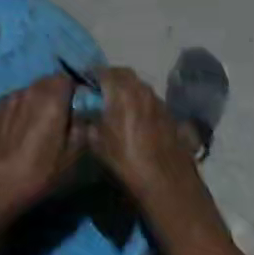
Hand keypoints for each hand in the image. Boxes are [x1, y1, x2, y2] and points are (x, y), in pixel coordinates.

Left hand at [0, 73, 83, 224]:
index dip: (75, 92)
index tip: (77, 109)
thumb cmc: (39, 170)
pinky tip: (20, 131)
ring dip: (39, 101)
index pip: (68, 78)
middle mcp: (31, 89)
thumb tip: (86, 115)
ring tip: (38, 126)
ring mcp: (12, 95)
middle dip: (57, 95)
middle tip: (60, 119)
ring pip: (32, 90)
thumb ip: (83, 129)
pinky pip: (16, 100)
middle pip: (49, 82)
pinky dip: (22, 108)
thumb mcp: (72, 156)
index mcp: (52, 97)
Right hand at [84, 68, 200, 201]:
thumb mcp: (97, 144)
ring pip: (138, 84)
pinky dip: (140, 101)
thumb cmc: (127, 161)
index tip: (83, 83)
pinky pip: (150, 98)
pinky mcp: (169, 113)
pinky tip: (136, 118)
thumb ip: (88, 120)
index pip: (102, 71)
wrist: (167, 183)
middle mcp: (141, 88)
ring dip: (127, 88)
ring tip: (118, 104)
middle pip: (123, 73)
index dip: (91, 75)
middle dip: (110, 77)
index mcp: (121, 91)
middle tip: (100, 90)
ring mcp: (158, 99)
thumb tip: (84, 109)